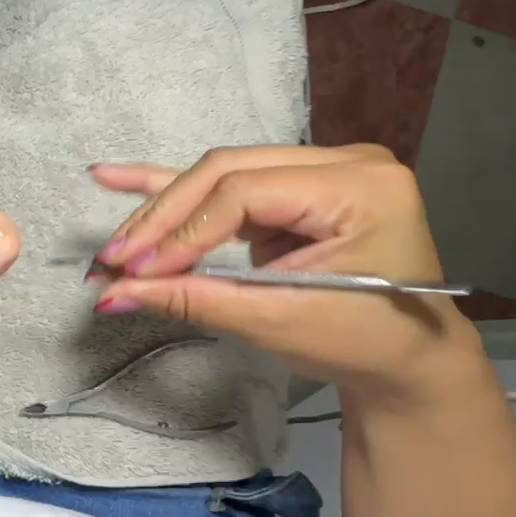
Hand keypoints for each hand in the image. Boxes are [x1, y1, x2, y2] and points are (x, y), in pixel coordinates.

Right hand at [88, 144, 484, 402]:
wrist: (408, 354)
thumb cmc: (358, 339)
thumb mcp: (272, 320)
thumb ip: (190, 298)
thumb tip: (108, 296)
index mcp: (358, 188)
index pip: (242, 194)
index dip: (181, 233)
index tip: (135, 275)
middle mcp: (341, 162)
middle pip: (222, 172)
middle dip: (161, 219)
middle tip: (111, 262)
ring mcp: (315, 170)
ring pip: (213, 176)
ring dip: (158, 211)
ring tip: (110, 243)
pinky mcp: (288, 189)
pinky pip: (221, 183)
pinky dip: (167, 186)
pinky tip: (111, 176)